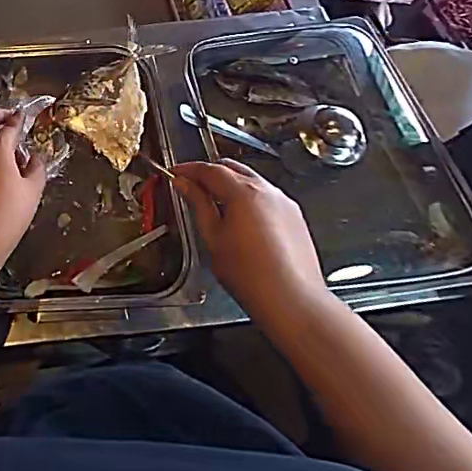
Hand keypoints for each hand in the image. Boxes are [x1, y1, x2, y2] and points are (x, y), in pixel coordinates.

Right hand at [173, 160, 327, 321]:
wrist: (292, 301)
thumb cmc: (251, 276)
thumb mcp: (213, 238)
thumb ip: (198, 204)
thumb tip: (185, 185)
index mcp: (243, 192)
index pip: (210, 169)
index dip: (189, 169)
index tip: (177, 172)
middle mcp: (267, 191)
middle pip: (232, 169)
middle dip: (210, 174)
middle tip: (192, 187)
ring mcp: (284, 202)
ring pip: (251, 181)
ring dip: (230, 186)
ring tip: (214, 206)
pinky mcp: (295, 216)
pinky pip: (267, 197)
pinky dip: (249, 199)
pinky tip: (241, 222)